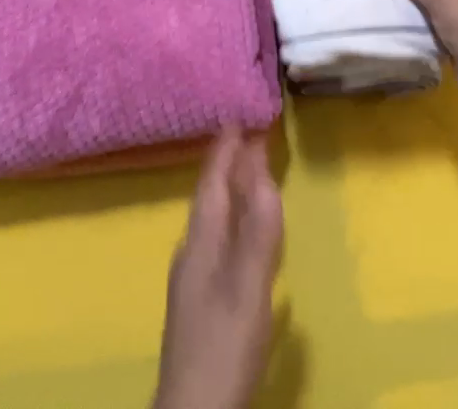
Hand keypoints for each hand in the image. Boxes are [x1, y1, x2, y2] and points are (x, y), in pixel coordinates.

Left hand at [153, 127, 283, 408]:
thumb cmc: (223, 344)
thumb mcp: (247, 286)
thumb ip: (257, 232)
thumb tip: (263, 173)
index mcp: (202, 242)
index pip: (213, 183)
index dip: (225, 149)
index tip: (237, 113)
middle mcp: (194, 251)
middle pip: (211, 196)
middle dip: (229, 163)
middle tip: (249, 132)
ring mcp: (195, 276)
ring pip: (214, 216)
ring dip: (231, 188)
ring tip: (249, 168)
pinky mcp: (203, 297)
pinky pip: (219, 237)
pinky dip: (234, 218)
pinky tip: (242, 230)